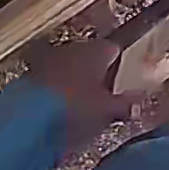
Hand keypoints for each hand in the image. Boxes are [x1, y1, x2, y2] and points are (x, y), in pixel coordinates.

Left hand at [25, 39, 133, 155]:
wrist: (28, 121)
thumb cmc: (76, 109)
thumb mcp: (109, 111)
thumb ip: (127, 104)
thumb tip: (141, 101)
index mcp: (97, 50)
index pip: (115, 50)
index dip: (121, 66)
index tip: (124, 82)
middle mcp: (72, 48)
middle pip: (91, 57)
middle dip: (97, 74)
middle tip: (105, 97)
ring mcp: (48, 60)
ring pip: (69, 67)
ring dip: (75, 82)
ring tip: (82, 107)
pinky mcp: (28, 77)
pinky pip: (50, 81)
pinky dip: (56, 91)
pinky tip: (59, 111)